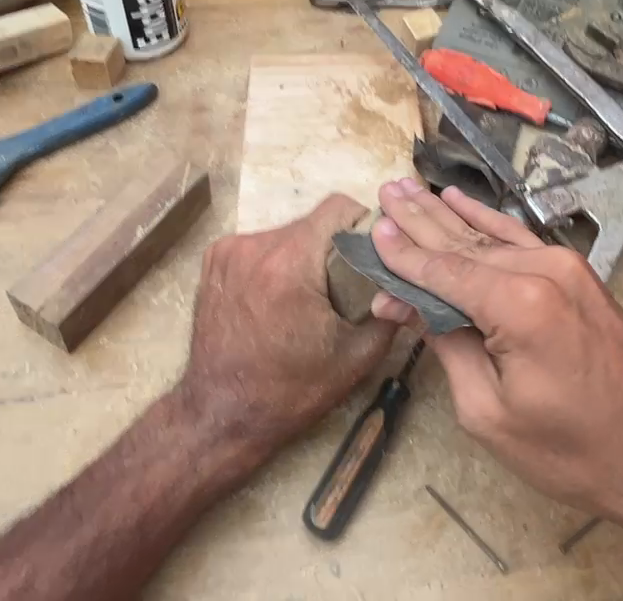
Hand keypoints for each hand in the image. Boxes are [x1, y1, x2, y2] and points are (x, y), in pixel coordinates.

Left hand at [178, 195, 398, 452]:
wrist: (221, 415)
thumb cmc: (291, 391)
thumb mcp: (356, 357)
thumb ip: (389, 311)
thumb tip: (409, 282)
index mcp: (291, 262)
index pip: (338, 207)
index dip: (362, 223)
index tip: (370, 253)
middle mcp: (256, 246)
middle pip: (312, 222)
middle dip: (333, 246)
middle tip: (343, 284)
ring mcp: (229, 250)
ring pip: (287, 233)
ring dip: (304, 254)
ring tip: (309, 295)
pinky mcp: (214, 260)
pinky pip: (261, 245)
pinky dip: (276, 262)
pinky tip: (278, 297)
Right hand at [369, 179, 622, 523]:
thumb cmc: (572, 450)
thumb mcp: (489, 413)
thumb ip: (449, 347)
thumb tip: (415, 306)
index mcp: (518, 305)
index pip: (443, 271)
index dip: (402, 257)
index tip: (370, 233)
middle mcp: (542, 270)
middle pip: (463, 243)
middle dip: (418, 220)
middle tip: (383, 193)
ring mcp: (564, 266)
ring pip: (489, 236)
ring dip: (445, 215)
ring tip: (408, 188)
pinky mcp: (576, 273)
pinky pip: (520, 239)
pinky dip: (487, 221)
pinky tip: (460, 202)